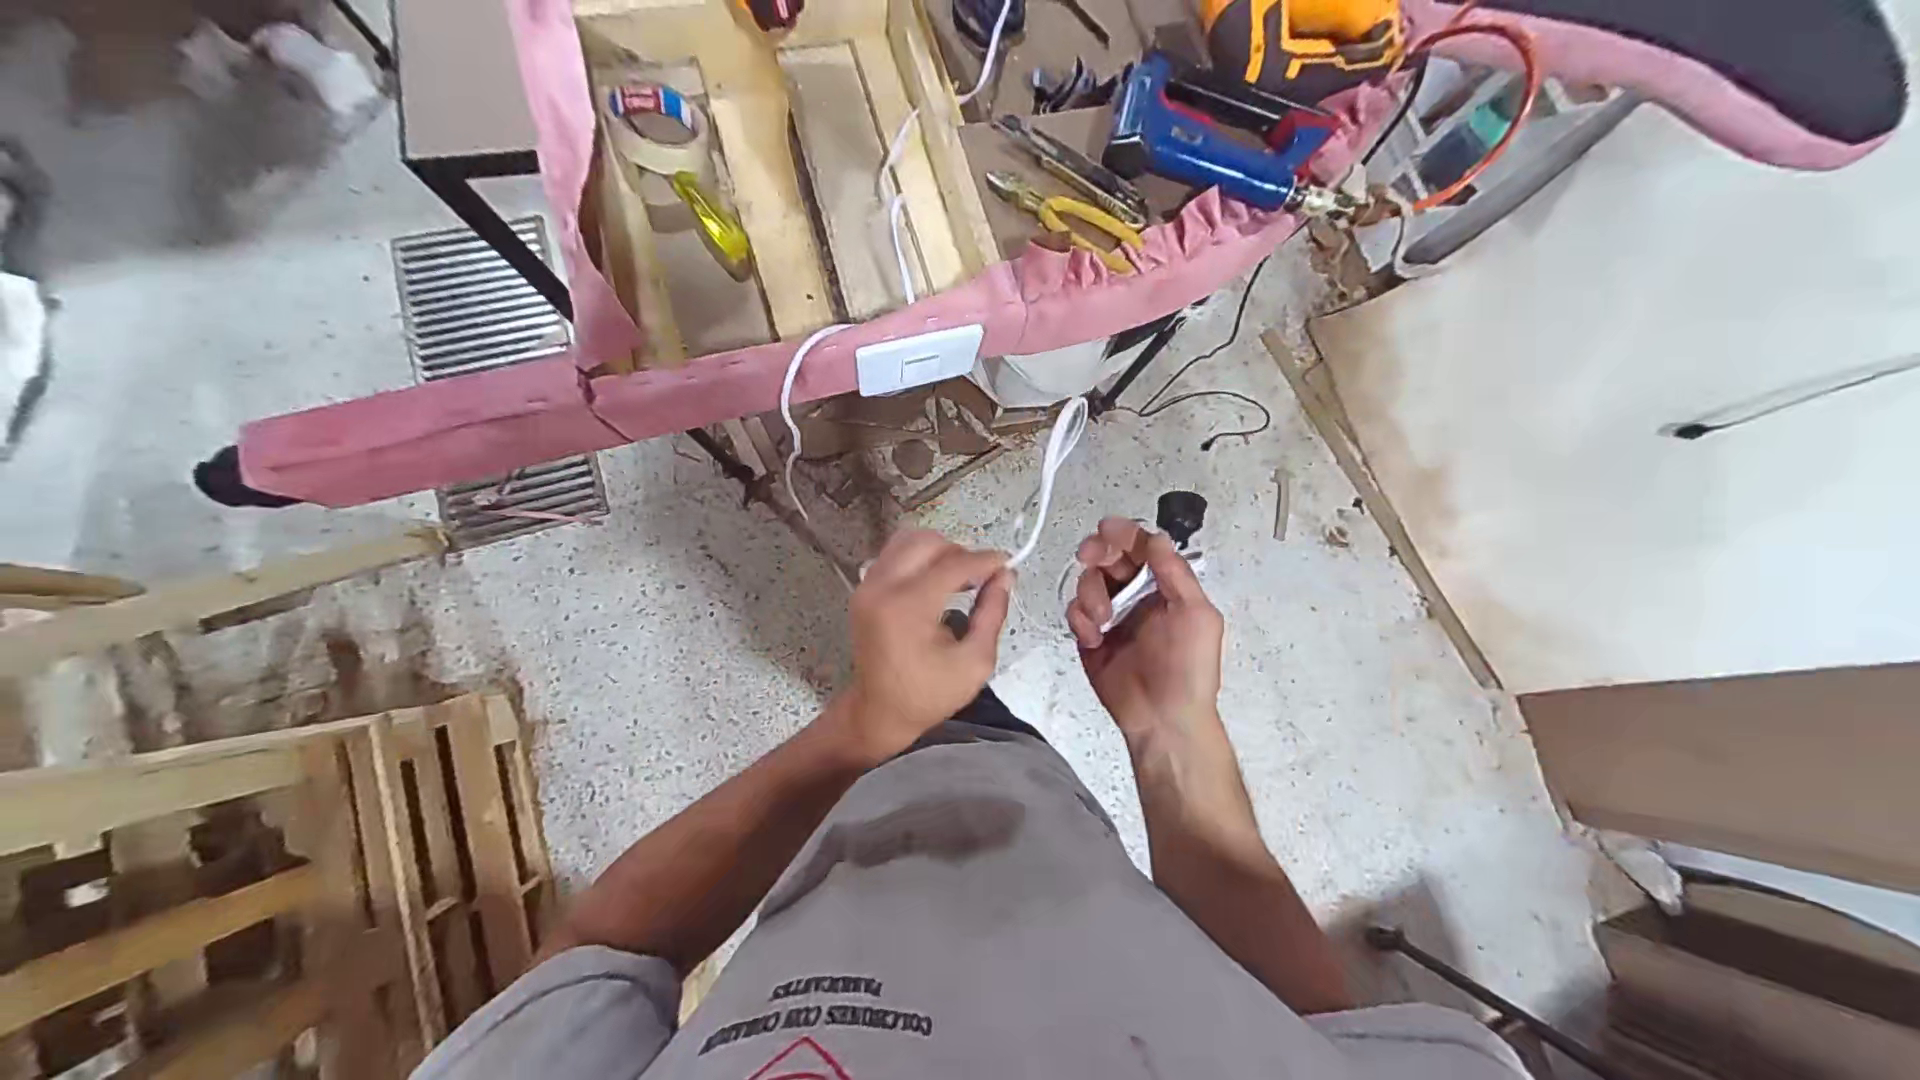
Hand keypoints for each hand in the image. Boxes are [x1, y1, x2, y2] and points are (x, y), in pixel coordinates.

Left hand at [828, 529, 1012, 761]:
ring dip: (938, 551)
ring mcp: (867, 586)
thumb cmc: (928, 695)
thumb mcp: (975, 662)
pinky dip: (919, 558)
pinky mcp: (864, 589)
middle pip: (928, 542)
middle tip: (981, 577)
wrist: (879, 712)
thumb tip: (1005, 576)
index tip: (1007, 564)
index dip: (985, 561)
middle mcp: (881, 588)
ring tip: (958, 578)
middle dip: (960, 553)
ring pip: (908, 540)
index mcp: (906, 608)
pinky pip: (894, 554)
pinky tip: (936, 582)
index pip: (953, 564)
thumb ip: (992, 613)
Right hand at [1065, 518, 1223, 742]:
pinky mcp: (1089, 637)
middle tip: (1089, 556)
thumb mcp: (1197, 615)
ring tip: (1103, 621)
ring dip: (1090, 594)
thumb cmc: (1189, 669)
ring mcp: (1111, 615)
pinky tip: (1094, 638)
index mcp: (1164, 587)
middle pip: (1109, 558)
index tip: (1107, 529)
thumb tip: (1156, 538)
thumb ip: (1175, 573)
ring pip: (1088, 582)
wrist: (1163, 718)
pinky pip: (1075, 613)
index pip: (1142, 548)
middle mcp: (1136, 595)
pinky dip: (1080, 620)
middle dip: (1097, 552)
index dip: (1124, 534)